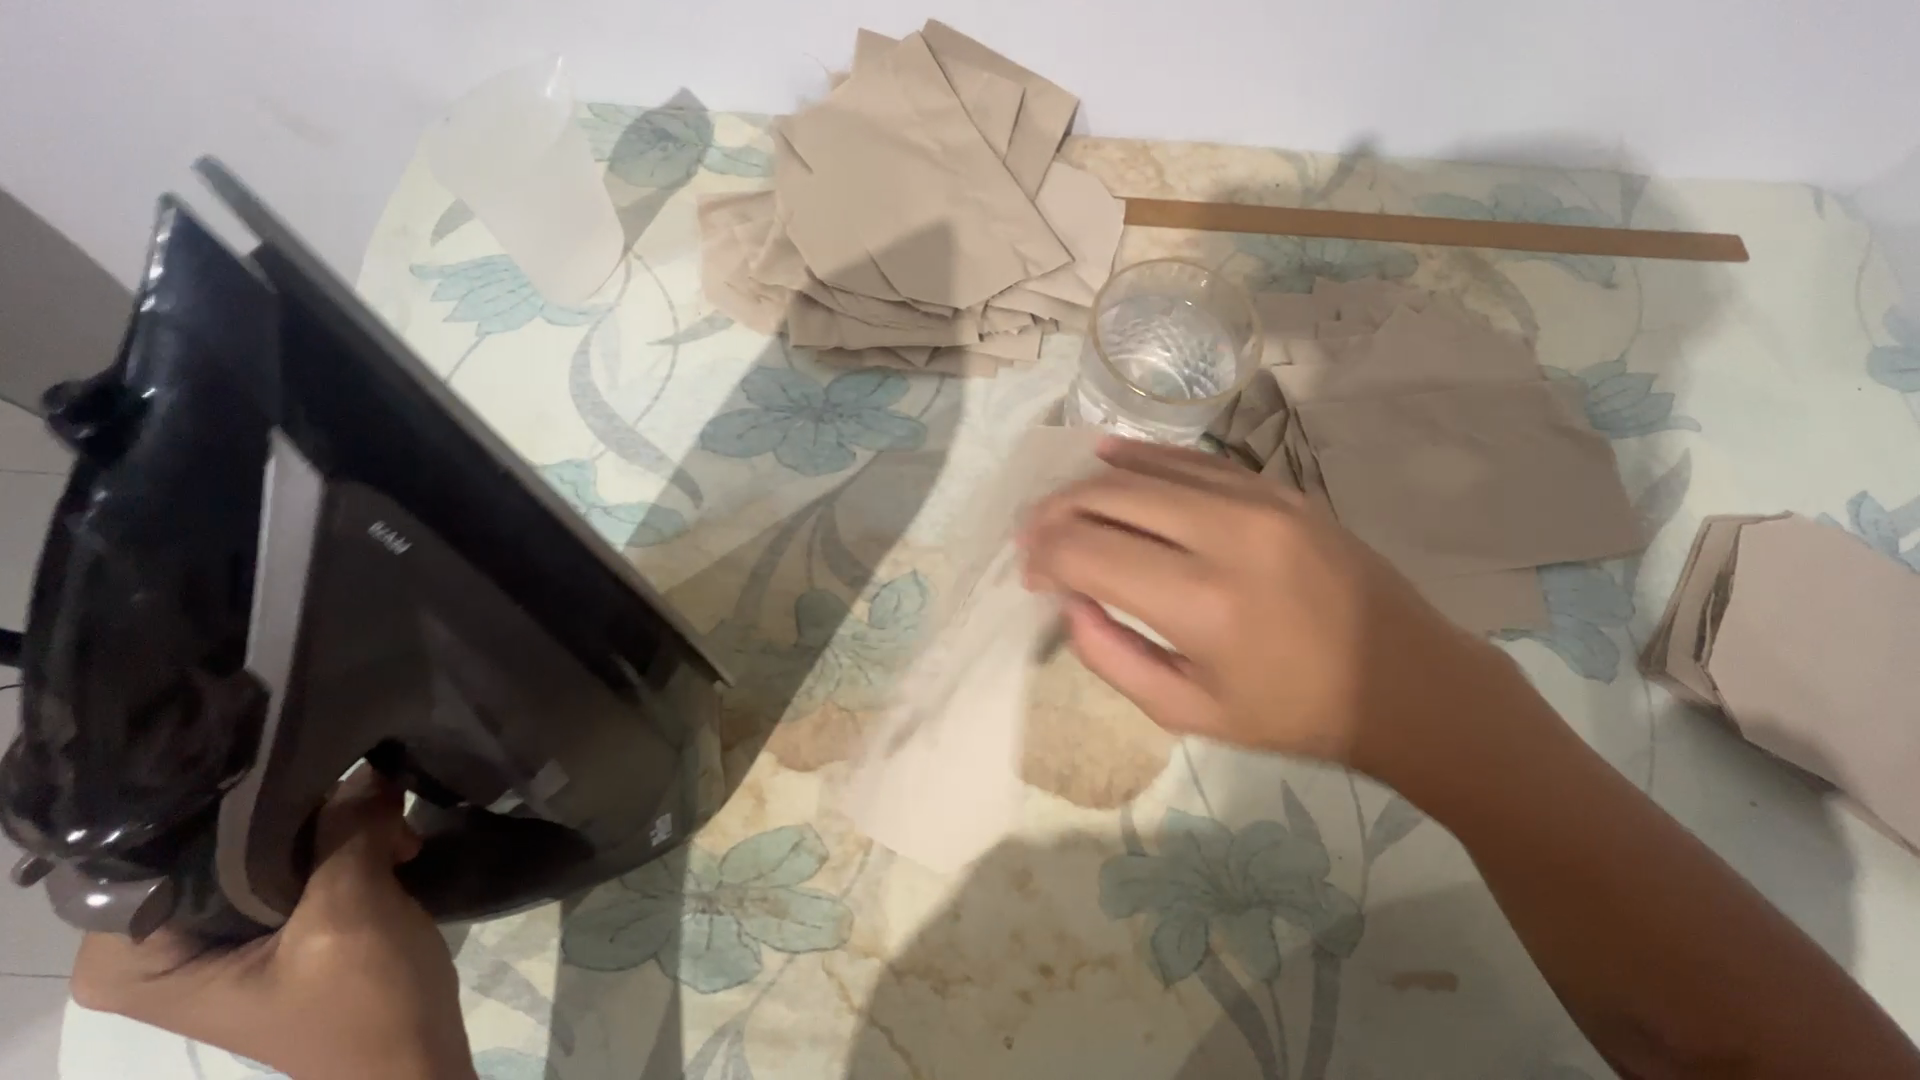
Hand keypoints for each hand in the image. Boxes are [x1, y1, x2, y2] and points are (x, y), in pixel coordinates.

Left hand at [71, 770, 475, 1079]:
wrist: (414, 1061)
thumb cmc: (366, 1005)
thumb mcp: (354, 914)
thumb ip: (349, 833)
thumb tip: (371, 766)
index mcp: (138, 961)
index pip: (162, 844)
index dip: (238, 805)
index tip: (313, 773)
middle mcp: (160, 945)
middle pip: (220, 838)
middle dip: (307, 816)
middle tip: (376, 809)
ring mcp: (217, 936)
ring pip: (268, 842)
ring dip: (340, 829)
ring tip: (394, 834)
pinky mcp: (269, 929)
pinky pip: (297, 860)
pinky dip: (348, 847)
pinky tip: (393, 846)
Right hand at [1019, 436, 1521, 777]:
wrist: (1406, 681)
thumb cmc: (1292, 713)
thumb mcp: (1188, 712)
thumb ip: (1112, 657)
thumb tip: (1068, 601)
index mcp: (1200, 603)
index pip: (1088, 553)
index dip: (1044, 557)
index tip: (1029, 574)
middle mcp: (1226, 536)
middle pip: (1109, 498)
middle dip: (1054, 513)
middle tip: (1030, 536)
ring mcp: (1258, 502)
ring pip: (1146, 470)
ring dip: (1089, 484)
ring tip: (1059, 505)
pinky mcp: (1279, 490)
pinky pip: (1193, 460)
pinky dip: (1142, 456)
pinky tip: (1107, 456)